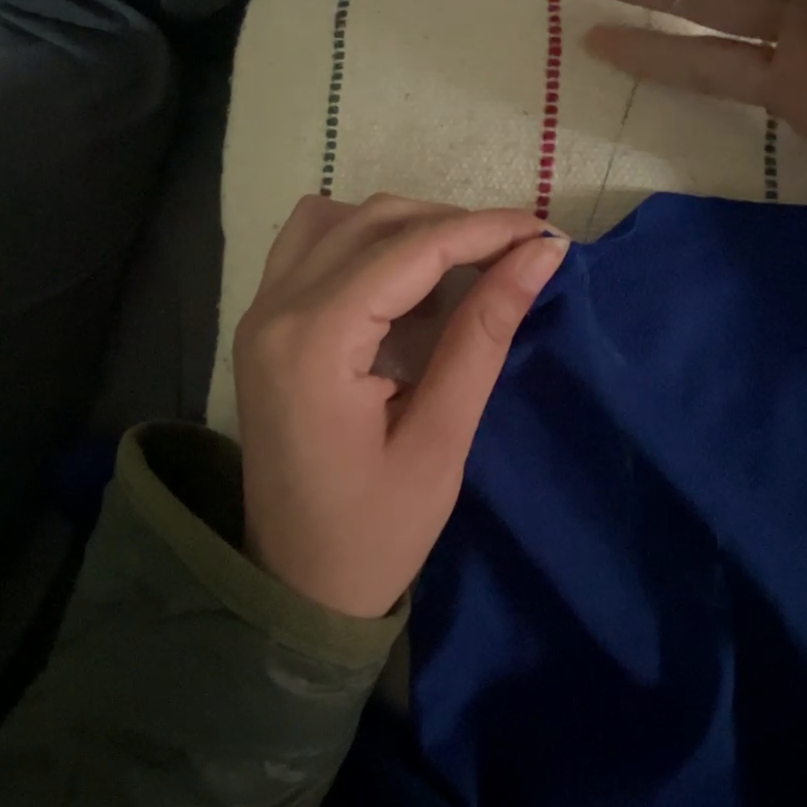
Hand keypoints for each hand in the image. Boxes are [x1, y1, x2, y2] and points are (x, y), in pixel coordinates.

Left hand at [233, 194, 567, 618]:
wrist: (295, 586)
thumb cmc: (375, 534)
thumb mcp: (442, 440)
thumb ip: (483, 336)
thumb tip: (539, 256)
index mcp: (314, 344)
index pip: (410, 249)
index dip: (485, 230)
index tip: (546, 233)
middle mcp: (274, 310)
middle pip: (373, 221)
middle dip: (453, 226)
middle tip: (517, 256)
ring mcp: (259, 312)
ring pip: (339, 220)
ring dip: (407, 228)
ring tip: (462, 268)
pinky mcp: (262, 323)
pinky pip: (312, 244)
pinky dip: (365, 242)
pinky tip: (403, 284)